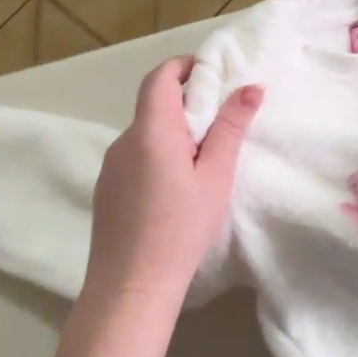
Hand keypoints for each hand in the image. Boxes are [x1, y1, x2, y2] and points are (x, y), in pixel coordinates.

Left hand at [84, 57, 262, 308]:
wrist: (130, 289)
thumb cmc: (181, 229)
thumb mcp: (217, 176)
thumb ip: (231, 127)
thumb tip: (251, 86)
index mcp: (151, 132)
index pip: (160, 78)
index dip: (184, 66)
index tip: (213, 74)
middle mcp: (124, 142)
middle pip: (154, 105)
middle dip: (189, 104)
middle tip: (223, 123)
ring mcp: (110, 168)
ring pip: (146, 133)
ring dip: (175, 132)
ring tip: (206, 161)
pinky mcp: (106, 190)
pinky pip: (136, 157)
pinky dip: (159, 155)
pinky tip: (178, 187)